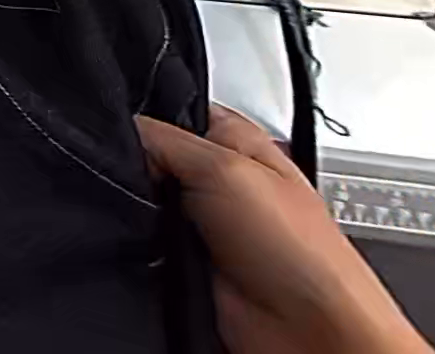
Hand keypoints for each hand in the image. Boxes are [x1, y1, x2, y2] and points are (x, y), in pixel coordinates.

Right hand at [137, 106, 433, 353]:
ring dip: (136, 201)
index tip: (118, 118)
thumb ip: (163, 138)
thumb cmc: (302, 255)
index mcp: (233, 140)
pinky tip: (142, 236)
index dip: (143, 108)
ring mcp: (198, 218)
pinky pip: (140, 232)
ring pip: (141, 192)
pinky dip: (134, 234)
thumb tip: (122, 129)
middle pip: (149, 149)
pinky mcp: (183, 256)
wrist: (316, 344)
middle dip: (136, 159)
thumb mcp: (225, 168)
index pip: (170, 104)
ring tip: (146, 209)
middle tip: (137, 171)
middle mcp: (215, 175)